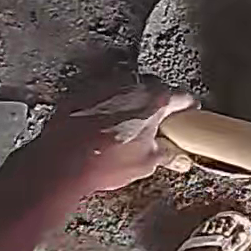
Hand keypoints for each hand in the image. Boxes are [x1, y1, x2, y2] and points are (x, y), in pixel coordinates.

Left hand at [18, 80, 195, 191]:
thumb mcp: (145, 164)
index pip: (182, 96)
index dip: (188, 107)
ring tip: (129, 126)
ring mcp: (105, 87)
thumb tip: (178, 157)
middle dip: (159, 104)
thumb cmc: (104, 162)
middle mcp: (132, 87)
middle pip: (155, 89)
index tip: (189, 113)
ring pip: (128, 90)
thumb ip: (167, 154)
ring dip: (132, 103)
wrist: (61, 162)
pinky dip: (108, 106)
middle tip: (159, 124)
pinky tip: (103, 125)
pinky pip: (103, 95)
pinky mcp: (83, 93)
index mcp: (154, 101)